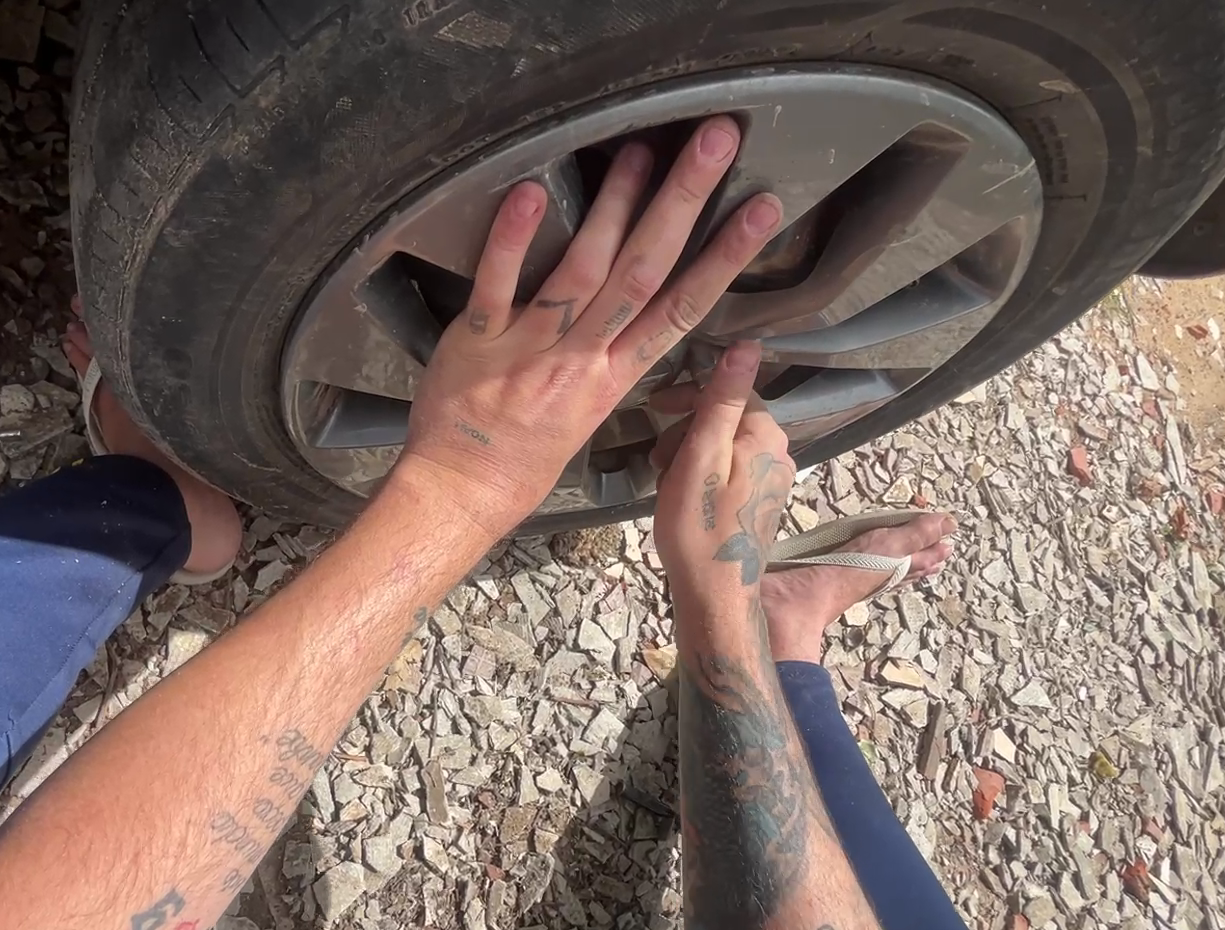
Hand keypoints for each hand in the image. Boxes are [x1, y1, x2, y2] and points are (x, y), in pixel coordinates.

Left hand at [389, 116, 784, 536]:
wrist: (463, 493)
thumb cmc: (523, 464)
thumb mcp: (582, 419)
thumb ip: (605, 366)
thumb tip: (628, 326)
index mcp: (611, 380)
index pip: (680, 311)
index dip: (724, 258)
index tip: (761, 210)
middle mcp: (580, 360)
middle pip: (641, 274)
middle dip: (682, 205)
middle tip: (717, 141)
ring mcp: (529, 349)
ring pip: (581, 271)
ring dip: (613, 208)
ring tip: (640, 151)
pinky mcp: (477, 342)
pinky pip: (496, 286)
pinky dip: (512, 241)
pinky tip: (530, 192)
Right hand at [651, 342, 794, 630]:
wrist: (714, 592)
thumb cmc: (699, 525)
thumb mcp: (702, 457)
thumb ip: (721, 402)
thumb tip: (745, 346)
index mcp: (766, 436)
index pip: (728, 391)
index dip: (687, 397)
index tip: (653, 409)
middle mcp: (778, 452)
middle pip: (724, 419)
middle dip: (685, 432)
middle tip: (658, 462)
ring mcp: (772, 480)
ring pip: (723, 446)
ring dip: (689, 456)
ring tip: (666, 482)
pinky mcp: (760, 502)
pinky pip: (728, 472)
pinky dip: (700, 476)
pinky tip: (683, 498)